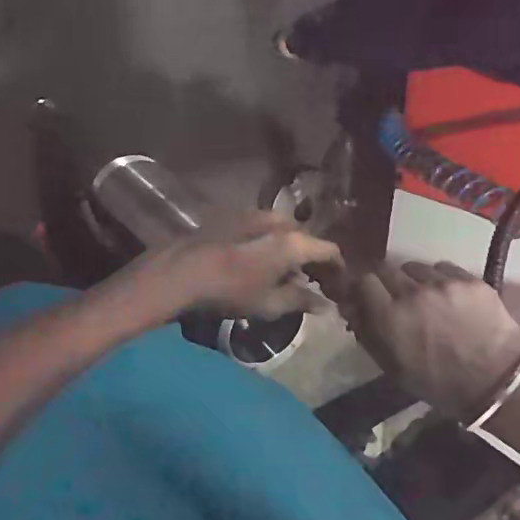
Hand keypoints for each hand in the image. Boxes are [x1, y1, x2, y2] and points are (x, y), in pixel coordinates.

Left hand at [125, 211, 342, 319]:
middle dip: (313, 260)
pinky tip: (259, 263)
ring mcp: (254, 214)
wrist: (180, 272)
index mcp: (293, 242)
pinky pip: (263, 229)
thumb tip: (326, 305)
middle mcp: (279, 220)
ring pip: (284, 232)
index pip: (329, 250)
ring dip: (290, 251)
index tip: (339, 286)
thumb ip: (301, 301)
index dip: (338, 268)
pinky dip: (270, 244)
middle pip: (306, 238)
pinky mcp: (232, 215)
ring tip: (285, 276)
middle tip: (313, 283)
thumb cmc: (230, 291)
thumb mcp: (269, 304)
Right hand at [339, 261, 519, 416]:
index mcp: (390, 317)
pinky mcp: (469, 279)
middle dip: (385, 281)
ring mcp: (443, 283)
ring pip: (415, 267)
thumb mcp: (394, 369)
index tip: (366, 296)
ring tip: (424, 298)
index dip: (362, 287)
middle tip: (394, 297)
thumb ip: (368, 334)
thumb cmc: (440, 384)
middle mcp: (412, 293)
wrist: (497, 381)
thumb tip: (351, 308)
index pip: (363, 281)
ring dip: (412, 280)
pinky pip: (443, 269)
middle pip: (386, 268)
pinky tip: (448, 297)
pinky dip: (439, 279)